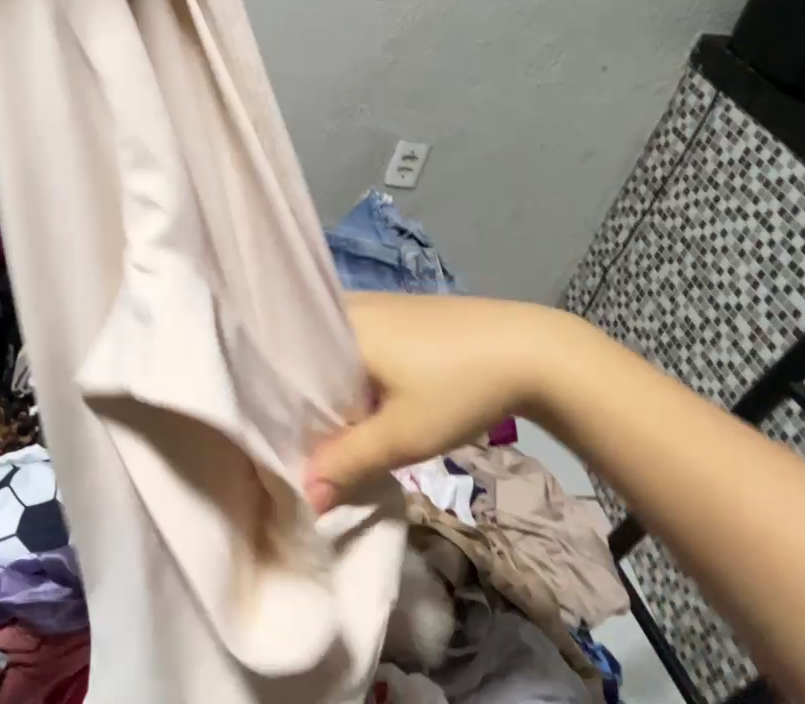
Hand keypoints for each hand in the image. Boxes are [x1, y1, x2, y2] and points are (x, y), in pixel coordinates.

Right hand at [304, 293, 604, 511]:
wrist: (533, 351)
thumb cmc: (459, 388)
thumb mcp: (402, 436)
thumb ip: (348, 463)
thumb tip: (306, 498)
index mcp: (340, 325)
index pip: (283, 359)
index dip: (276, 400)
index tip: (271, 436)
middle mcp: (352, 305)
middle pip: (308, 354)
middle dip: (305, 398)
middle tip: (300, 440)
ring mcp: (378, 305)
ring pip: (334, 350)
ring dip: (333, 387)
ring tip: (328, 427)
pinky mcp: (401, 312)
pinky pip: (357, 342)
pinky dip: (353, 372)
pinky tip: (363, 402)